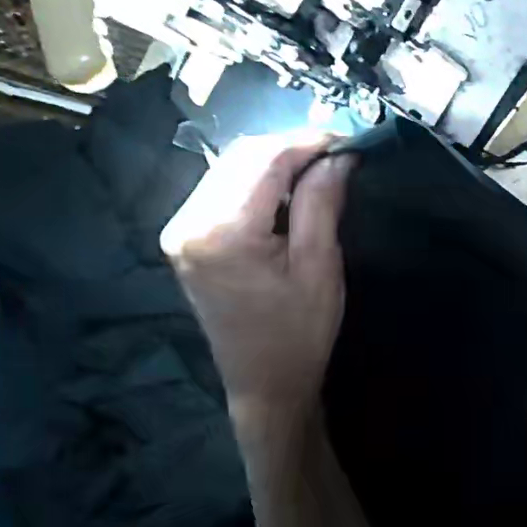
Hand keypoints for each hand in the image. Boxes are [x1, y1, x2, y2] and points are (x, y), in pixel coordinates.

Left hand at [162, 133, 354, 426]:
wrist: (264, 385)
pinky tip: (284, 190)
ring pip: (229, 167)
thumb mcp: (319, 265)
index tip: (346, 141)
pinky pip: (221, 188)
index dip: (307, 143)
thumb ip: (321, 201)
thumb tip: (337, 155)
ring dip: (272, 162)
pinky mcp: (184, 238)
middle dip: (290, 148)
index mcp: (221, 232)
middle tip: (334, 155)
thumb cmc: (298, 332)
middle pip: (242, 156)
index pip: (265, 160)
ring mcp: (180, 230)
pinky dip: (255, 180)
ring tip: (315, 171)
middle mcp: (188, 223)